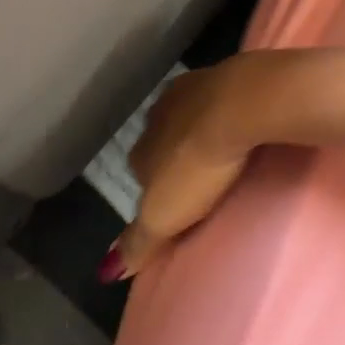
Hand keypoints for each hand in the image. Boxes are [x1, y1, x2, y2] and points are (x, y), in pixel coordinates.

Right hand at [108, 59, 262, 279]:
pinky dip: (220, 108)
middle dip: (174, 155)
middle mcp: (156, 117)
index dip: (155, 188)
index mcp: (140, 149)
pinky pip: (213, 96)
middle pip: (160, 142)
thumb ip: (137, 241)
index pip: (139, 173)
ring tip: (220, 149)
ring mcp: (187, 90)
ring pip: (185, 116)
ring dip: (196, 130)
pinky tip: (237, 120)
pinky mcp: (218, 74)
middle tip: (201, 177)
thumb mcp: (164, 216)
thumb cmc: (198, 166)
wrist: (239, 106)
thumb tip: (106, 271)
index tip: (177, 202)